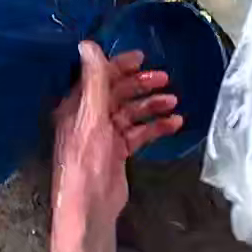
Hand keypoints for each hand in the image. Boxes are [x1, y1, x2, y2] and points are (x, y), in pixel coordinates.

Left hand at [48, 40, 182, 251]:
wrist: (90, 208)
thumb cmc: (87, 162)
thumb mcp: (92, 116)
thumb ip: (94, 80)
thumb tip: (87, 44)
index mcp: (77, 106)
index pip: (98, 77)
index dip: (119, 65)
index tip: (143, 58)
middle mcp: (89, 117)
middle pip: (117, 93)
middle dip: (141, 84)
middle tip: (165, 79)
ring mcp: (104, 135)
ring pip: (131, 112)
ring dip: (151, 105)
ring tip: (173, 101)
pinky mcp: (117, 152)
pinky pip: (139, 133)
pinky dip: (155, 127)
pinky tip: (174, 123)